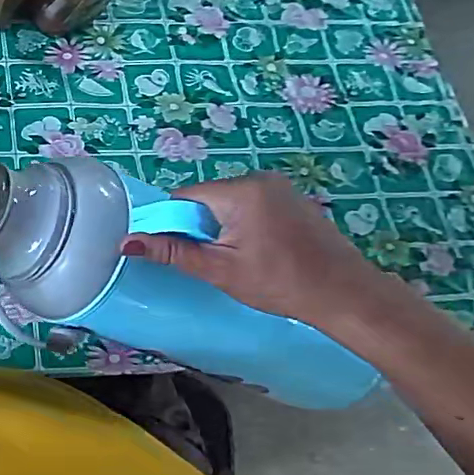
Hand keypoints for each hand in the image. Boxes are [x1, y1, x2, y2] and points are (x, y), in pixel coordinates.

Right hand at [122, 172, 418, 328]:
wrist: (347, 295)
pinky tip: (257, 251)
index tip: (180, 250)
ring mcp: (279, 187)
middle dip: (199, 226)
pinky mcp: (292, 199)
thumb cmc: (279, 282)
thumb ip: (171, 251)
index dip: (173, 223)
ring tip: (237, 258)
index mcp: (239, 191)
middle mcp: (258, 179)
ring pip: (226, 203)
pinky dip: (242, 225)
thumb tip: (126, 242)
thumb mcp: (218, 269)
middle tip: (213, 259)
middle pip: (204, 198)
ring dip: (220, 227)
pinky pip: (249, 205)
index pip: (183, 197)